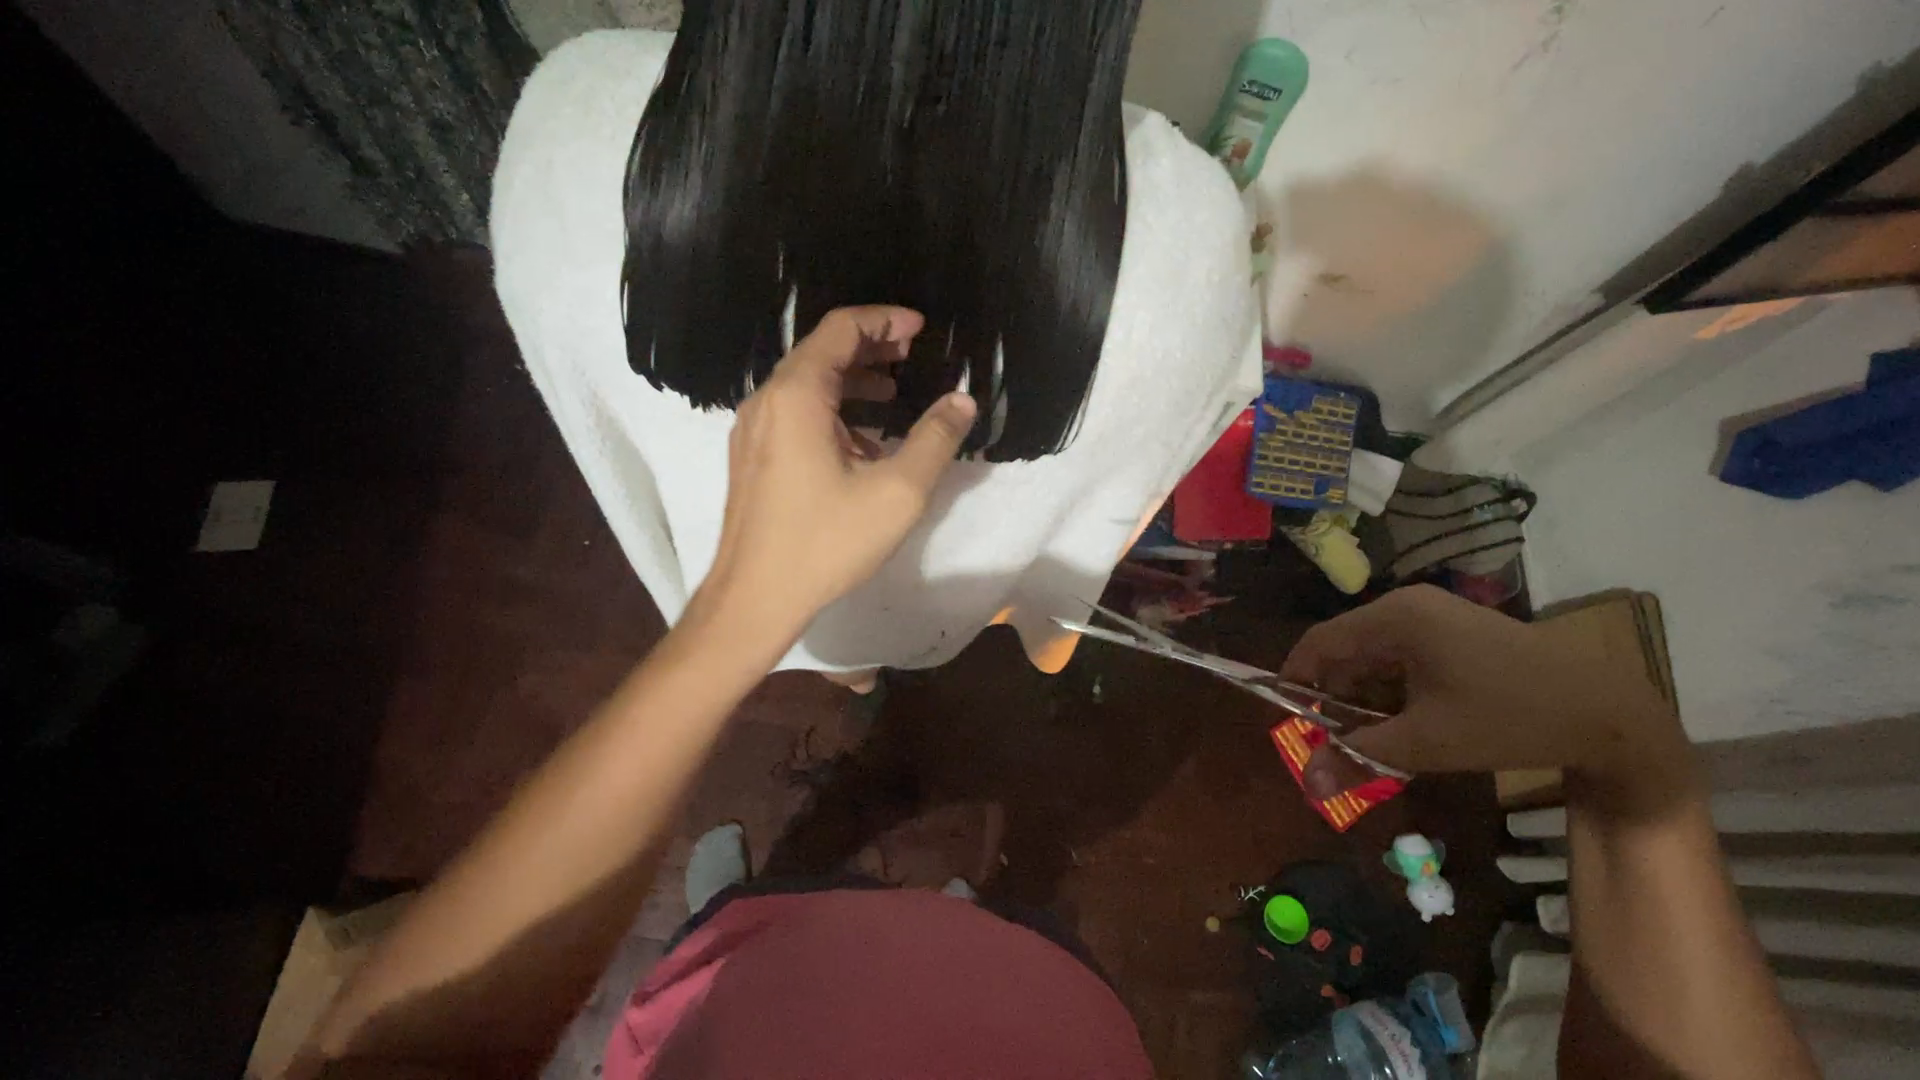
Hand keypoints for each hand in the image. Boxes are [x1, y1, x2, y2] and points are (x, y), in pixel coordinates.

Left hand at [691, 305, 976, 641]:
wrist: (754, 597)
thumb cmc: (826, 542)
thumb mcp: (897, 492)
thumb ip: (935, 438)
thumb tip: (962, 400)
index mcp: (797, 396)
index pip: (841, 330)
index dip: (884, 320)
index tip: (921, 329)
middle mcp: (767, 401)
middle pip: (821, 352)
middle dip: (870, 347)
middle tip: (912, 355)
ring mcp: (753, 431)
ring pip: (806, 385)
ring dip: (852, 381)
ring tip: (894, 393)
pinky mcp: (751, 458)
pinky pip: (794, 415)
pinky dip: (831, 412)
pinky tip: (861, 443)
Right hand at [1281, 586, 1692, 805]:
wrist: (1610, 713)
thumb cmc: (1508, 719)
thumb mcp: (1426, 744)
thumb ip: (1359, 756)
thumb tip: (1308, 784)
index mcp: (1395, 619)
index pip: (1319, 642)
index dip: (1295, 680)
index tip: (1287, 720)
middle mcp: (1409, 607)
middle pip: (1347, 648)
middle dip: (1334, 696)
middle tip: (1331, 742)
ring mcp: (1437, 616)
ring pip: (1376, 656)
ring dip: (1365, 697)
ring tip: (1370, 740)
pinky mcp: (1458, 632)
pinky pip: (1405, 657)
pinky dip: (1394, 690)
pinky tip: (1406, 724)